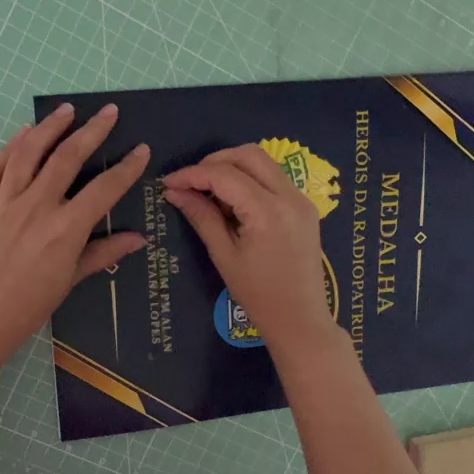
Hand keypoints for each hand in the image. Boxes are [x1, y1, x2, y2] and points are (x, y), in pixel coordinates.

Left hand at [0, 103, 150, 364]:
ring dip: (50, 127)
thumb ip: (102, 253)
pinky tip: (24, 134)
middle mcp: (36, 208)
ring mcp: (4, 203)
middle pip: (67, 157)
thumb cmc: (29, 305)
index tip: (141, 150)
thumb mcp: (70, 280)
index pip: (104, 189)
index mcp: (65, 229)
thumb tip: (138, 239)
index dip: (126, 168)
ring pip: (29, 152)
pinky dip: (11, 146)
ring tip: (66, 110)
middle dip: (92, 131)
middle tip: (108, 112)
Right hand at [162, 144, 339, 348]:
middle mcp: (289, 196)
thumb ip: (201, 217)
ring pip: (263, 162)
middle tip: (190, 183)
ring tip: (209, 193)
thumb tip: (174, 192)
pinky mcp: (305, 207)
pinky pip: (274, 179)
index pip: (225, 175)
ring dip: (233, 168)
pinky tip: (233, 203)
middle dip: (214, 162)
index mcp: (267, 211)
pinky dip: (250, 180)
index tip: (168, 183)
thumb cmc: (257, 294)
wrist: (299, 318)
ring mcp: (301, 199)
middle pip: (248, 155)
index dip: (192, 174)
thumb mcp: (224, 255)